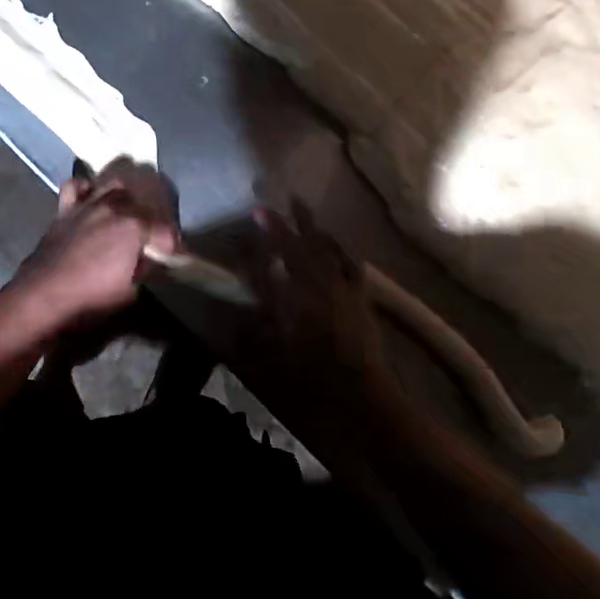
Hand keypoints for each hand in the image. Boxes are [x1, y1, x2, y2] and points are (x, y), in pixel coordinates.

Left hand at [3, 158, 180, 338]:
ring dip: (124, 201)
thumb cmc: (90, 298)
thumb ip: (146, 269)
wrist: (42, 297)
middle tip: (148, 243)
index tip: (173, 259)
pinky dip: (86, 190)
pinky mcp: (65, 210)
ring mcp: (87, 205)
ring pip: (114, 187)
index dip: (173, 247)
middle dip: (150, 223)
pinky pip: (76, 186)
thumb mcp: (130, 291)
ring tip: (123, 218)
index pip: (166, 232)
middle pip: (143, 207)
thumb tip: (154, 262)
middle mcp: (114, 208)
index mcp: (135, 227)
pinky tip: (90, 201)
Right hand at [240, 204, 391, 407]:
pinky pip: (349, 262)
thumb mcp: (274, 360)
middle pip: (293, 250)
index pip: (264, 270)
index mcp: (288, 305)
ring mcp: (339, 288)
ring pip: (321, 249)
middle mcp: (313, 289)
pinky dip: (338, 246)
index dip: (251, 254)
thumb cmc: (312, 382)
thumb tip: (245, 310)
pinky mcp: (359, 294)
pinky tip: (331, 237)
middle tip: (263, 208)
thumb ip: (256, 333)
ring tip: (298, 205)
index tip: (239, 244)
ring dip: (308, 226)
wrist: (361, 393)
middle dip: (277, 228)